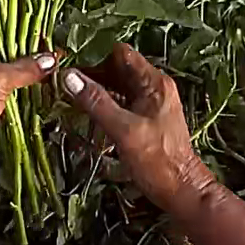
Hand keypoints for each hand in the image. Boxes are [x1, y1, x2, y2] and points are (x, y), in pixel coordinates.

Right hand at [60, 44, 219, 213]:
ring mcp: (151, 102)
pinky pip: (121, 100)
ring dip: (96, 87)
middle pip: (118, 68)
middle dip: (91, 72)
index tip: (69, 62)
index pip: (121, 54)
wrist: (181, 190)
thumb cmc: (157, 161)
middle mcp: (154, 87)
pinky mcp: (146, 117)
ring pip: (118, 85)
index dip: (94, 54)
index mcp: (154, 82)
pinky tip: (86, 109)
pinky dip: (104, 101)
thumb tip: (69, 76)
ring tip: (67, 92)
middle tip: (63, 79)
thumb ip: (96, 102)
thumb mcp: (124, 130)